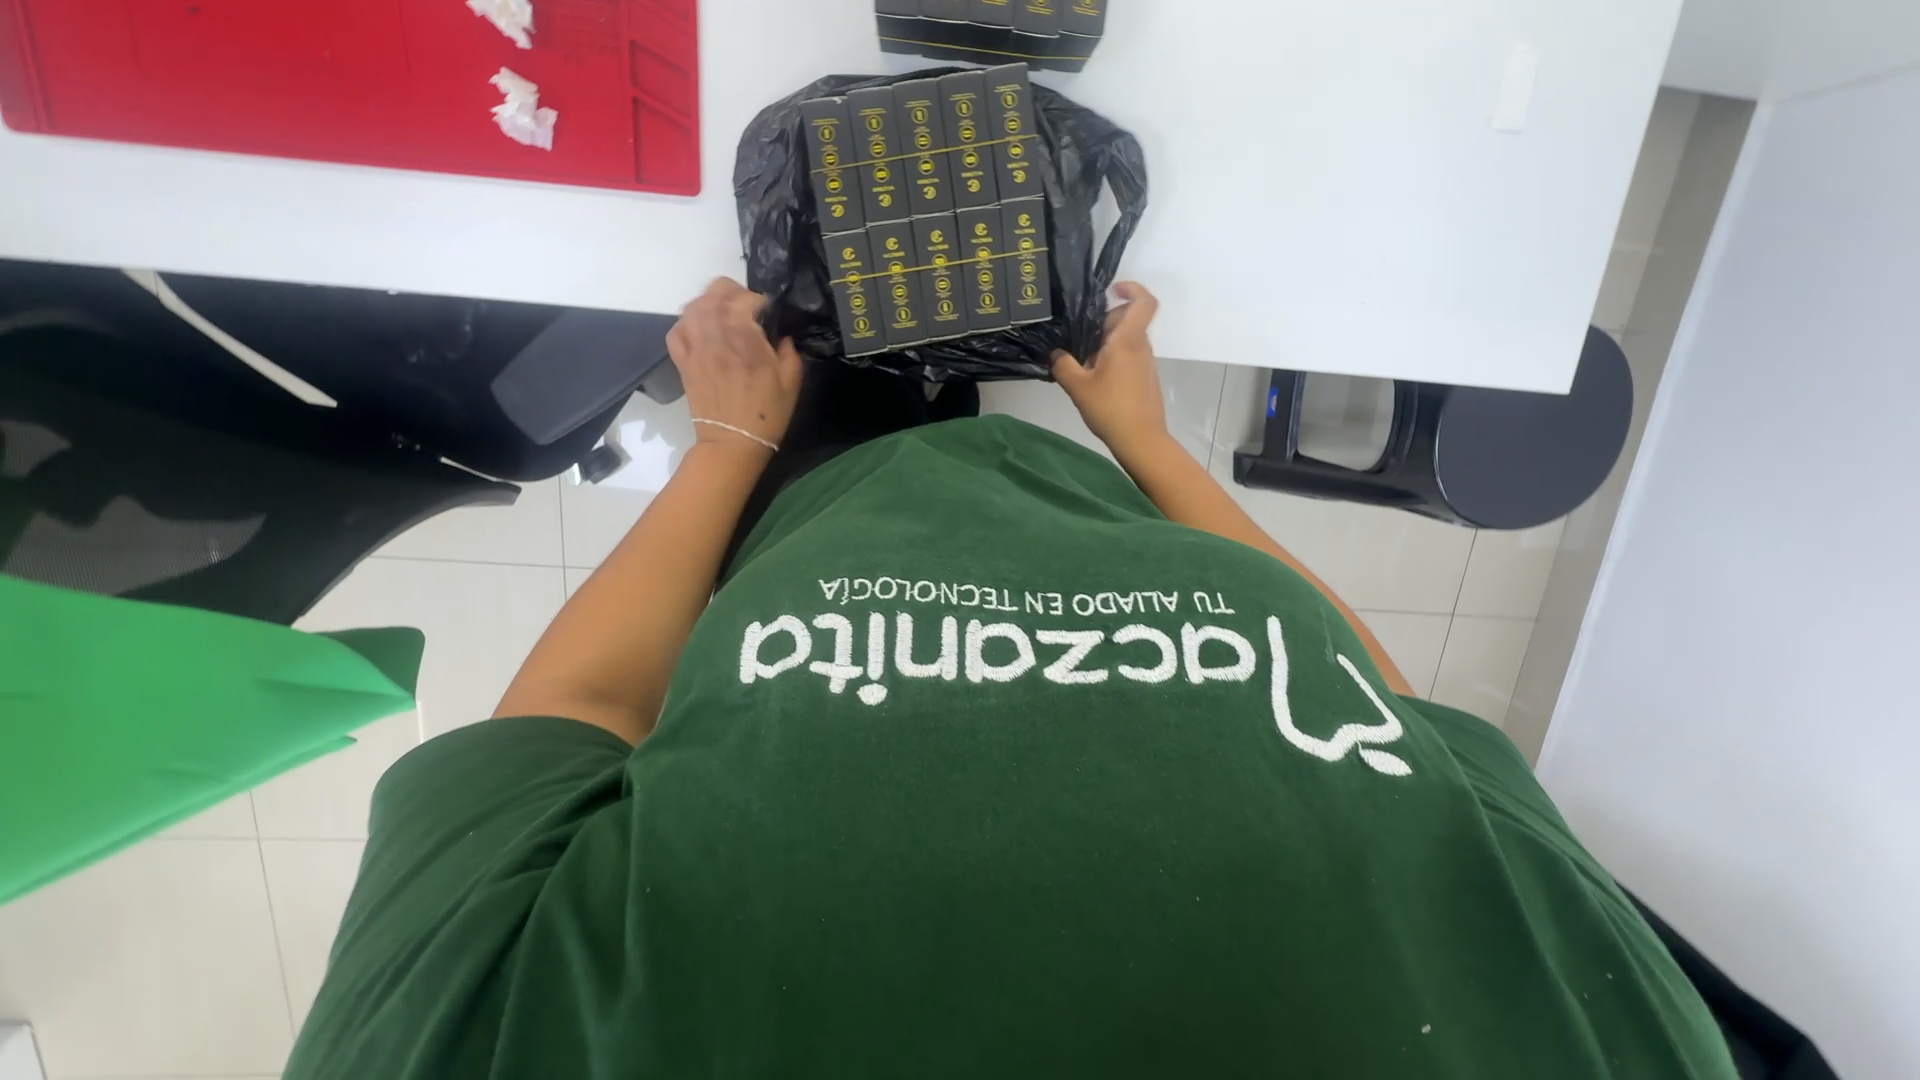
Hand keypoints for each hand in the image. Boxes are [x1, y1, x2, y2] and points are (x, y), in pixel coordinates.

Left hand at [667, 278, 803, 454]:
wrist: (732, 442)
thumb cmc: (767, 414)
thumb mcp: (792, 381)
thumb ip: (789, 351)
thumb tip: (782, 336)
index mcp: (745, 337)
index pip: (747, 298)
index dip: (761, 302)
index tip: (770, 316)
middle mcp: (715, 334)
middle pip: (716, 291)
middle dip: (735, 294)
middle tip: (748, 311)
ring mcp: (695, 346)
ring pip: (694, 305)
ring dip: (711, 303)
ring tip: (725, 317)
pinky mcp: (682, 360)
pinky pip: (677, 329)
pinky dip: (688, 323)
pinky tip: (702, 330)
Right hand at [1051, 282, 1170, 463]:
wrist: (1141, 440)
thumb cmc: (1110, 409)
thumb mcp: (1078, 387)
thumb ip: (1063, 366)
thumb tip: (1056, 354)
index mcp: (1127, 341)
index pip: (1143, 302)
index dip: (1132, 288)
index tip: (1112, 290)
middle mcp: (1140, 347)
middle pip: (1126, 320)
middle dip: (1103, 324)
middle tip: (1081, 343)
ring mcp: (1145, 363)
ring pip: (1125, 340)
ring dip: (1105, 346)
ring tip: (1084, 368)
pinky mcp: (1145, 379)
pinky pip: (1128, 358)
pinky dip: (1112, 361)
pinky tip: (1096, 383)